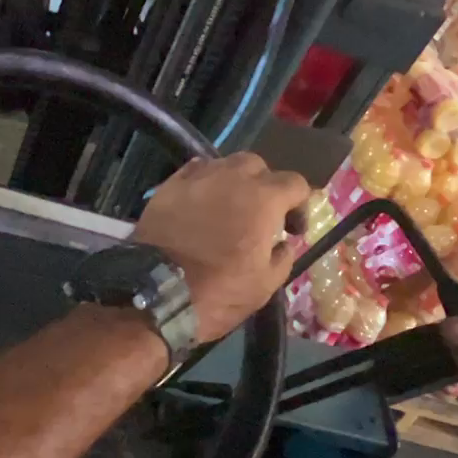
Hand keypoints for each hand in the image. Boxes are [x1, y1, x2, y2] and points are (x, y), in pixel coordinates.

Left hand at [133, 152, 308, 340]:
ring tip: (229, 205)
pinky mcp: (170, 185)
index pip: (295, 183)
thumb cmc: (218, 292)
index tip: (292, 230)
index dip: (300, 205)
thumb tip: (284, 243)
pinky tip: (203, 199)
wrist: (157, 293)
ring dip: (234, 180)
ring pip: (225, 164)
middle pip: (258, 166)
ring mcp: (198, 178)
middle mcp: (232, 178)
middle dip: (265, 186)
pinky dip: (206, 180)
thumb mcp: (265, 285)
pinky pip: (196, 170)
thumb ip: (283, 257)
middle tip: (260, 214)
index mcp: (263, 199)